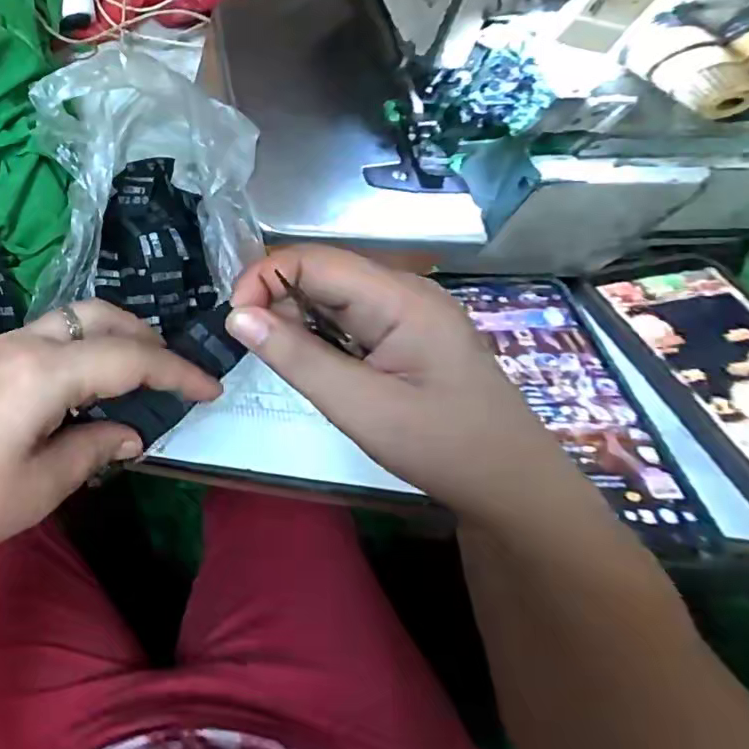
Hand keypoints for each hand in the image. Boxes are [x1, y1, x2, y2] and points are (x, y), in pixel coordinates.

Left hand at [0, 301, 223, 585]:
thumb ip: (94, 448)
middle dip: (144, 336)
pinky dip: (80, 349)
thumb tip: (130, 433)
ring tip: (139, 377)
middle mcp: (21, 343)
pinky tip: (88, 386)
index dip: (176, 370)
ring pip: (70, 322)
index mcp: (42, 369)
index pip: (127, 356)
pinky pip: (46, 338)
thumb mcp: (41, 485)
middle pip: (97, 317)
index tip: (213, 387)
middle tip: (175, 374)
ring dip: (110, 338)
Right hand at [224, 245, 601, 530]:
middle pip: (318, 270)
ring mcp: (405, 308)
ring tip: (285, 357)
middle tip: (255, 344)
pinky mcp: (402, 328)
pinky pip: (343, 312)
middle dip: (274, 297)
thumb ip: (295, 357)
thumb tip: (235, 315)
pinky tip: (314, 360)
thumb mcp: (359, 407)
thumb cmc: (442, 447)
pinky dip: (314, 329)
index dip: (263, 278)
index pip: (312, 260)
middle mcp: (402, 291)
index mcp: (400, 299)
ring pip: (327, 291)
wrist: (513, 488)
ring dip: (292, 314)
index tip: (235, 321)